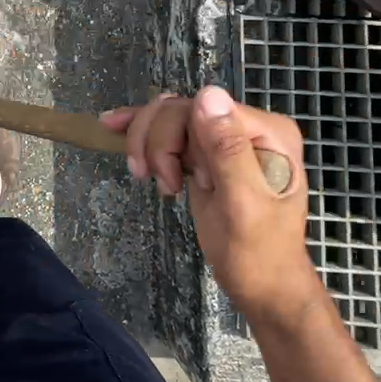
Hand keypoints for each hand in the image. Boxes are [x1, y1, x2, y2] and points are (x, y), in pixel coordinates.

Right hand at [100, 86, 319, 324]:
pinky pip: (165, 131)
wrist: (261, 287)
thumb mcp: (244, 204)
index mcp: (266, 131)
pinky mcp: (203, 153)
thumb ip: (227, 150)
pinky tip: (113, 130)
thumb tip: (206, 94)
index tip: (179, 180)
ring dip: (145, 144)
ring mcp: (222, 138)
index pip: (200, 107)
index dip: (175, 139)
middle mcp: (245, 126)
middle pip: (178, 109)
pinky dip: (139, 135)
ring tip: (147, 178)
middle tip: (160, 183)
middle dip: (156, 144)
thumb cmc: (259, 253)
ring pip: (165, 117)